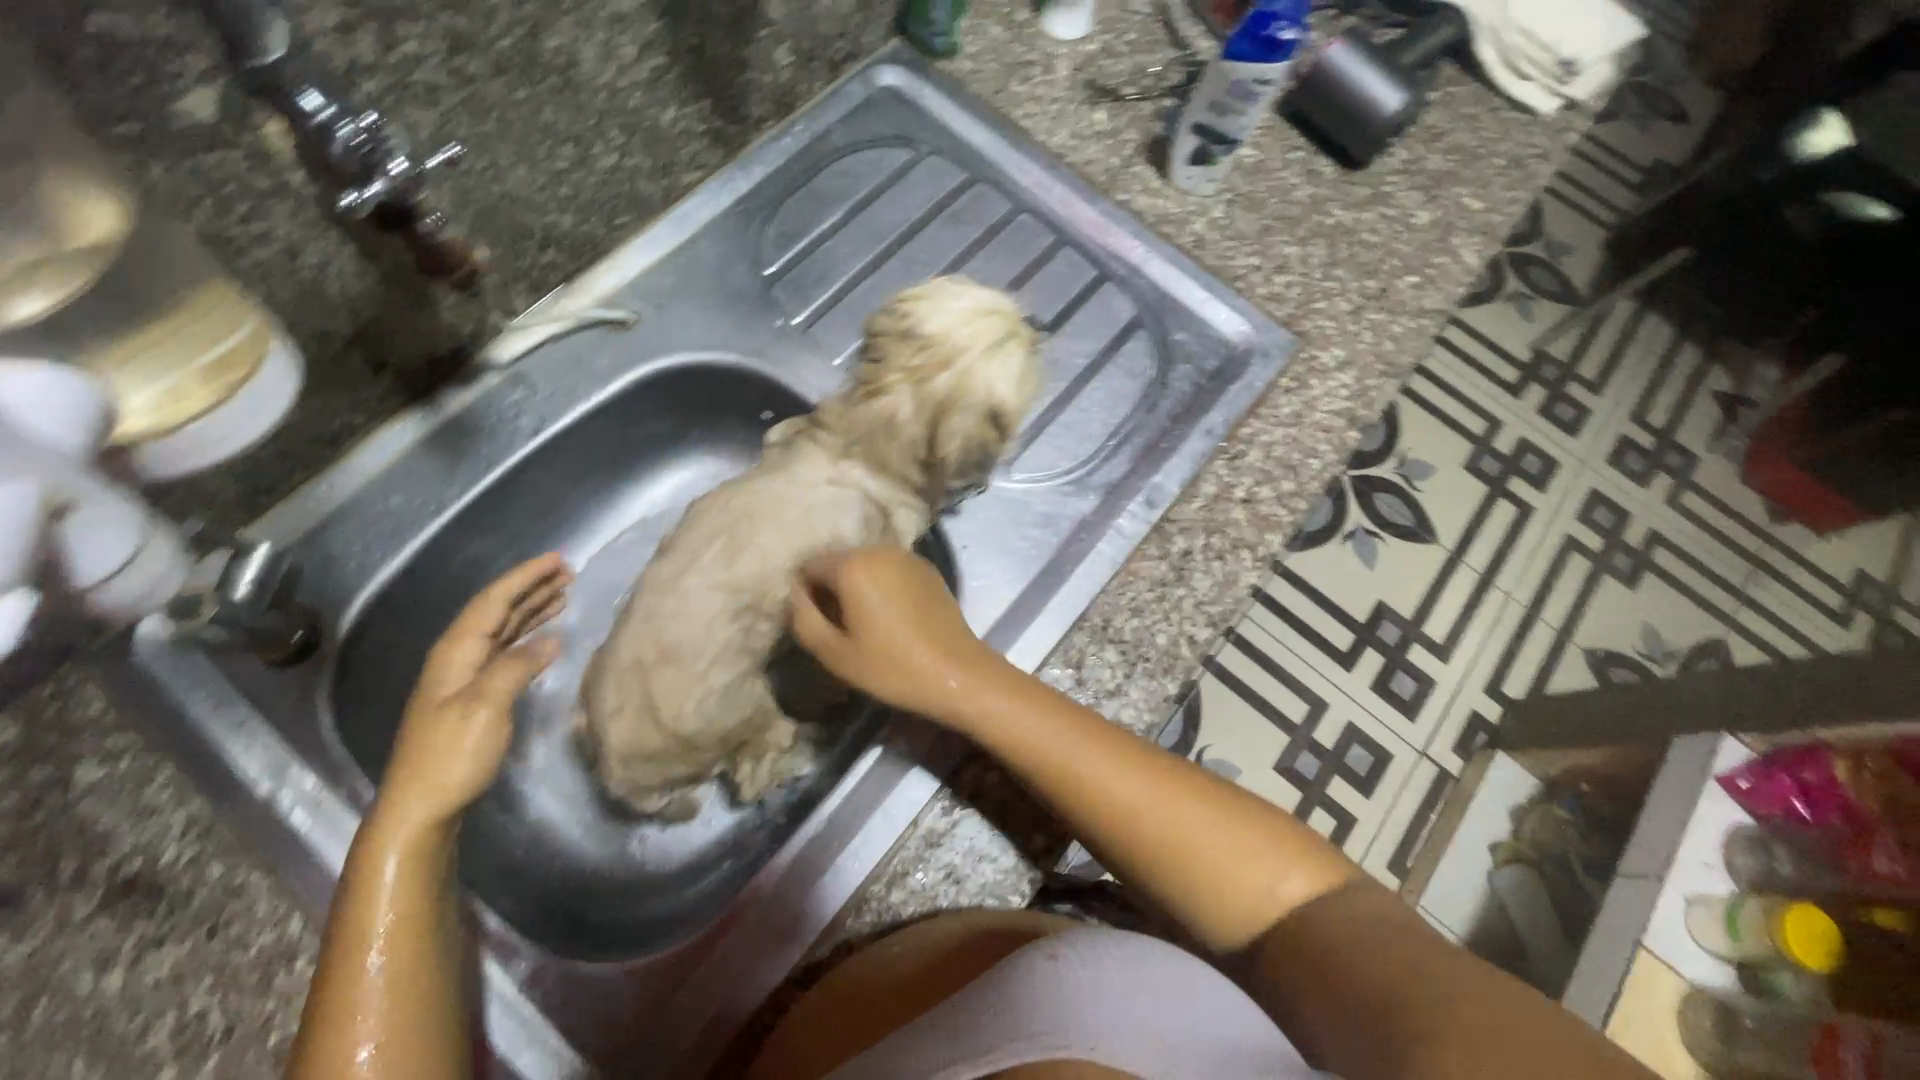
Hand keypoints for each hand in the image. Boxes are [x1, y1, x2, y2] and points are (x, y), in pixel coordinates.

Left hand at [377, 553, 571, 833]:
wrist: (421, 806)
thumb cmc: (451, 755)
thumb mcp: (485, 707)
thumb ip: (516, 667)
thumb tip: (550, 640)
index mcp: (455, 652)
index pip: (493, 602)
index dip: (525, 578)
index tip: (559, 559)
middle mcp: (457, 658)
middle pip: (497, 611)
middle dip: (531, 589)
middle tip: (568, 572)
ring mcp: (464, 678)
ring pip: (502, 631)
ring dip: (531, 611)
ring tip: (562, 595)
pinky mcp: (473, 698)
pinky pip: (505, 653)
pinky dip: (527, 638)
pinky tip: (545, 638)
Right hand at [788, 547, 1007, 726]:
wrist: (957, 673)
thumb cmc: (891, 667)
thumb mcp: (834, 653)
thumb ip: (802, 619)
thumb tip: (794, 595)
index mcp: (852, 564)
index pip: (808, 566)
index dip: (805, 595)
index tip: (817, 625)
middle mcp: (879, 549)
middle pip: (838, 562)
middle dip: (832, 589)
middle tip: (840, 628)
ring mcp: (908, 556)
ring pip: (866, 565)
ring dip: (858, 588)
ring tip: (866, 625)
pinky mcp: (929, 569)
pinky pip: (891, 571)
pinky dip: (883, 587)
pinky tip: (893, 619)